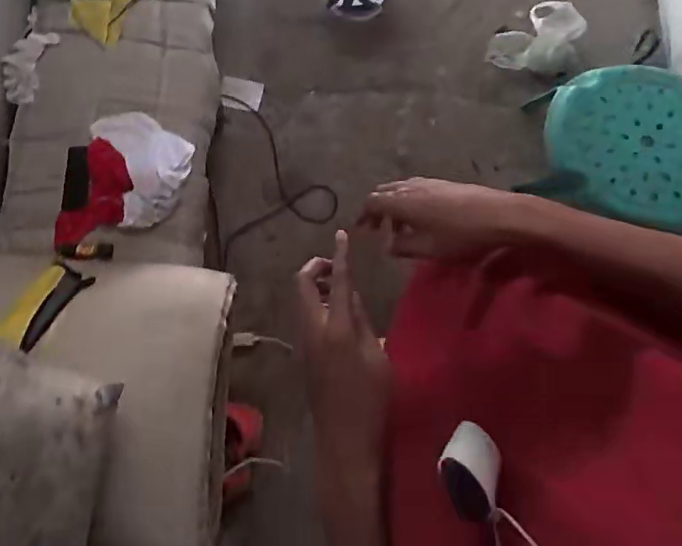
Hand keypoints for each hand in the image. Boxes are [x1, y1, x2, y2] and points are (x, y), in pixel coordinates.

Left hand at [296, 230, 390, 527]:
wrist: (345, 446)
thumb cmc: (372, 403)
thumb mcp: (378, 357)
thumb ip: (364, 322)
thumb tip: (353, 296)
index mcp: (337, 328)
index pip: (339, 280)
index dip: (340, 254)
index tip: (341, 234)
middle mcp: (314, 330)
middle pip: (304, 283)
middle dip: (318, 267)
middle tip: (337, 264)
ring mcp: (305, 344)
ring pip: (303, 300)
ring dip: (318, 286)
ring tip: (343, 288)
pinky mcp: (305, 357)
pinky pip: (306, 317)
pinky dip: (319, 304)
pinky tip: (340, 316)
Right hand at [360, 177, 538, 259]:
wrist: (499, 214)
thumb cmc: (461, 235)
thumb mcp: (429, 249)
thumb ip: (403, 246)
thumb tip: (387, 244)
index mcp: (403, 201)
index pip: (372, 201)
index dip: (364, 215)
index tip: (363, 229)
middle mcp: (411, 186)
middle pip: (384, 192)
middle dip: (377, 208)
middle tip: (378, 228)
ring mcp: (428, 182)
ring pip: (400, 189)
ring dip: (394, 206)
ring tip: (401, 228)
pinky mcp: (443, 183)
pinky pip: (415, 189)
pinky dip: (409, 202)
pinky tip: (422, 219)